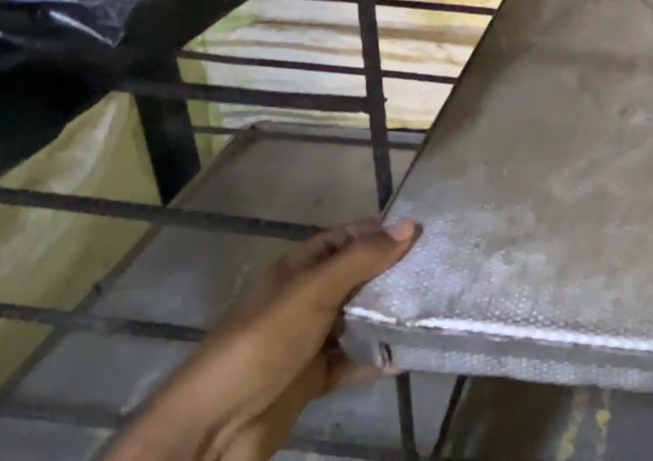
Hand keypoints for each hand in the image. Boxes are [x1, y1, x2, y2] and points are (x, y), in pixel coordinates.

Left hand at [106, 218, 420, 460]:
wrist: (216, 425)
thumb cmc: (263, 343)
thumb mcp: (313, 292)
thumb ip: (361, 259)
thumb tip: (409, 226)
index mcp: (297, 270)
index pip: (344, 238)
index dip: (378, 232)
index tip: (421, 234)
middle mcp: (304, 300)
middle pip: (355, 279)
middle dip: (391, 275)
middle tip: (436, 272)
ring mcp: (307, 341)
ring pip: (356, 321)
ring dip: (387, 319)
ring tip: (429, 313)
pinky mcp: (312, 378)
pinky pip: (352, 362)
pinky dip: (375, 359)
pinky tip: (404, 358)